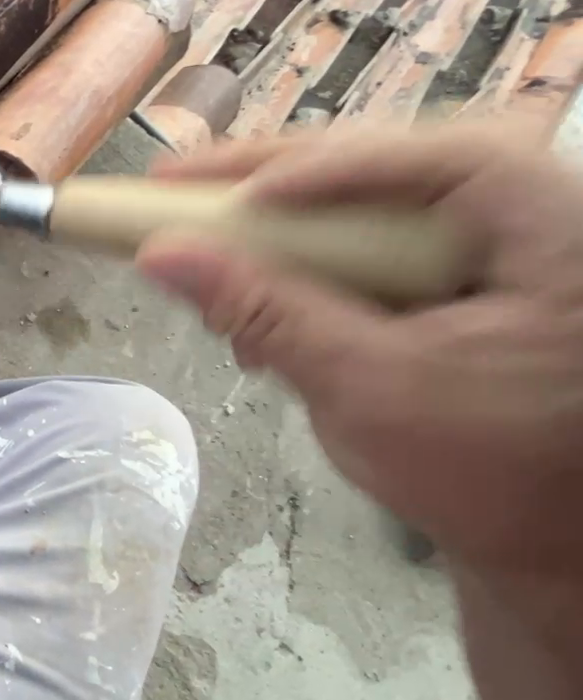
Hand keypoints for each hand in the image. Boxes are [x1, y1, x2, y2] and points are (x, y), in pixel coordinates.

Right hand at [133, 118, 582, 585]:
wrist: (551, 539)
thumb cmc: (485, 472)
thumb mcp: (364, 386)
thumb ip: (264, 311)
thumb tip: (158, 254)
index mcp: (560, 239)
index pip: (450, 160)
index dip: (332, 164)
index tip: (231, 197)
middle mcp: (542, 225)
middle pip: (396, 166)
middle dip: (277, 176)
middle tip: (176, 183)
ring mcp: (505, 251)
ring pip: (376, 202)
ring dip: (280, 222)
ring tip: (202, 245)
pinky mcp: (466, 279)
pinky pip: (374, 242)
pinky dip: (304, 258)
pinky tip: (253, 294)